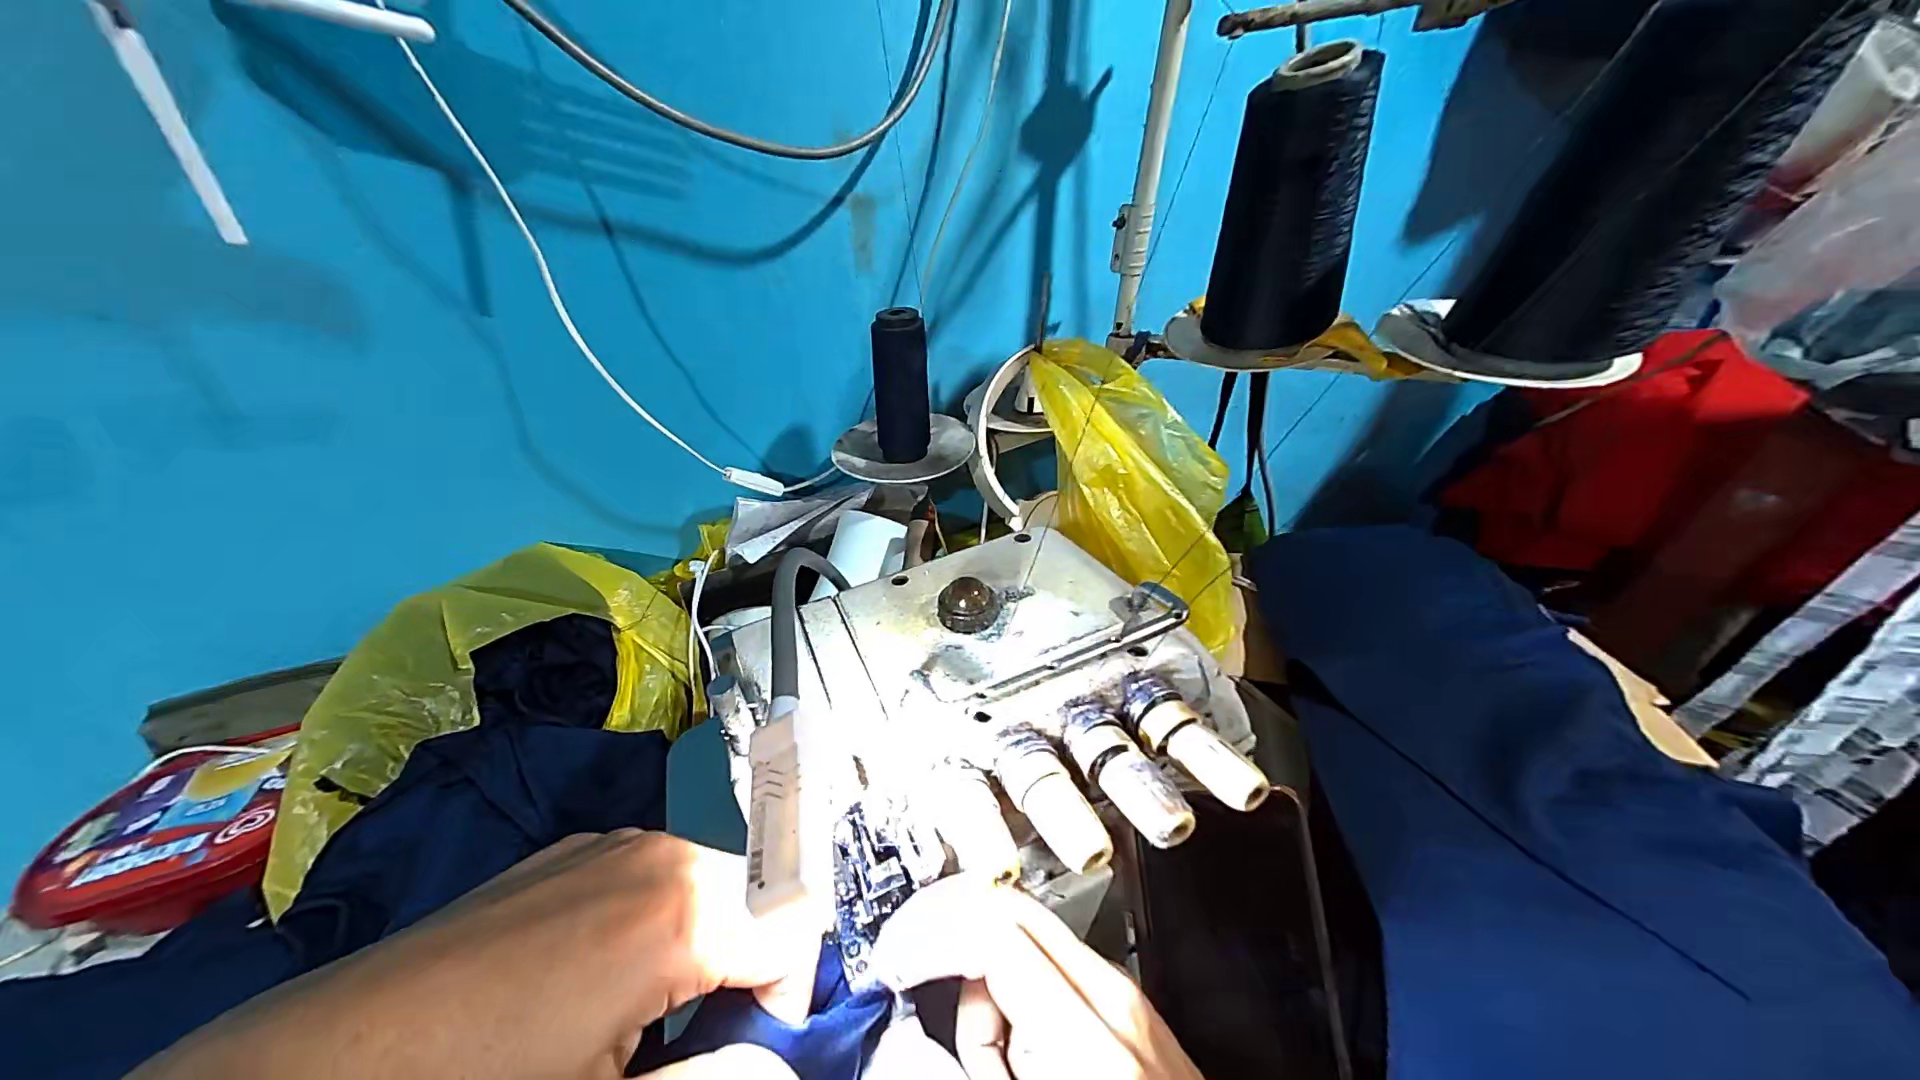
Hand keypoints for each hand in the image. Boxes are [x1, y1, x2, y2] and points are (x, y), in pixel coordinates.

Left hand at [133, 831, 815, 1079]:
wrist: (318, 1065)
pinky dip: (657, 919)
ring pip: (708, 883)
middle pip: (755, 900)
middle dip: (747, 966)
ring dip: (704, 941)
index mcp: (685, 915)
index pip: (795, 928)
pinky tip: (591, 976)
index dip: (787, 995)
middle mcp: (664, 854)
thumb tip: (780, 1065)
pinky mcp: (575, 848)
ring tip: (644, 1013)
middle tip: (697, 1040)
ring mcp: (616, 841)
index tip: (749, 1047)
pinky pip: (653, 875)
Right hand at [872, 874, 1202, 1079]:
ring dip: (983, 981)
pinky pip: (1050, 964)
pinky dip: (1014, 991)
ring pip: (1024, 937)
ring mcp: (1126, 996)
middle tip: (921, 983)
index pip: (992, 930)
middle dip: (950, 940)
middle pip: (1006, 913)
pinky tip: (1018, 1047)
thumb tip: (902, 1037)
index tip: (897, 955)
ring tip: (990, 1058)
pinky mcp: (1128, 1003)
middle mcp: (1113, 998)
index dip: (931, 934)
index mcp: (1090, 1040)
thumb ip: (966, 1064)